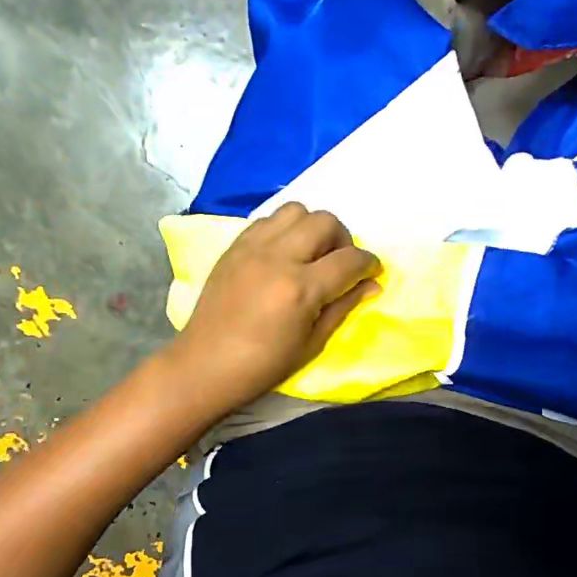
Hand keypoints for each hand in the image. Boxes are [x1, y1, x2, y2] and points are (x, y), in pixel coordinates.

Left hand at [162, 203, 379, 411]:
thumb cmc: (263, 365)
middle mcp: (277, 257)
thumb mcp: (312, 343)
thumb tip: (371, 284)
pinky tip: (282, 255)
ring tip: (309, 254)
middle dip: (342, 239)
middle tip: (338, 263)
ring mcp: (252, 248)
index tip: (371, 272)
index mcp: (300, 288)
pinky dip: (283, 230)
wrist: (205, 364)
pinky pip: (266, 220)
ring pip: (295, 210)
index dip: (369, 264)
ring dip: (311, 227)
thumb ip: (343, 307)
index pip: (349, 260)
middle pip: (325, 221)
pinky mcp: (233, 247)